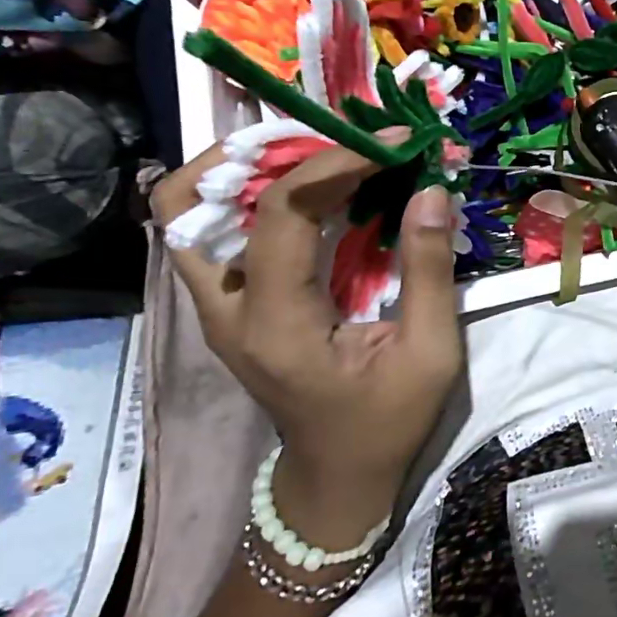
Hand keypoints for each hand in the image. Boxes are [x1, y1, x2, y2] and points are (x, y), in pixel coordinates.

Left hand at [152, 140, 462, 545]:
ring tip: (313, 152)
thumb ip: (428, 269)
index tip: (392, 142)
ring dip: (243, 171)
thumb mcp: (430, 352)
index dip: (336, 163)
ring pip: (185, 216)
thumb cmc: (388, 422)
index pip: (282, 214)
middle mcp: (226, 312)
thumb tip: (430, 189)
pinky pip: (214, 235)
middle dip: (257, 153)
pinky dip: (250, 199)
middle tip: (328, 136)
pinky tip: (307, 191)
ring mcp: (217, 312)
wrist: (337, 479)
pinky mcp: (229, 310)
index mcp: (276, 325)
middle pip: (189, 203)